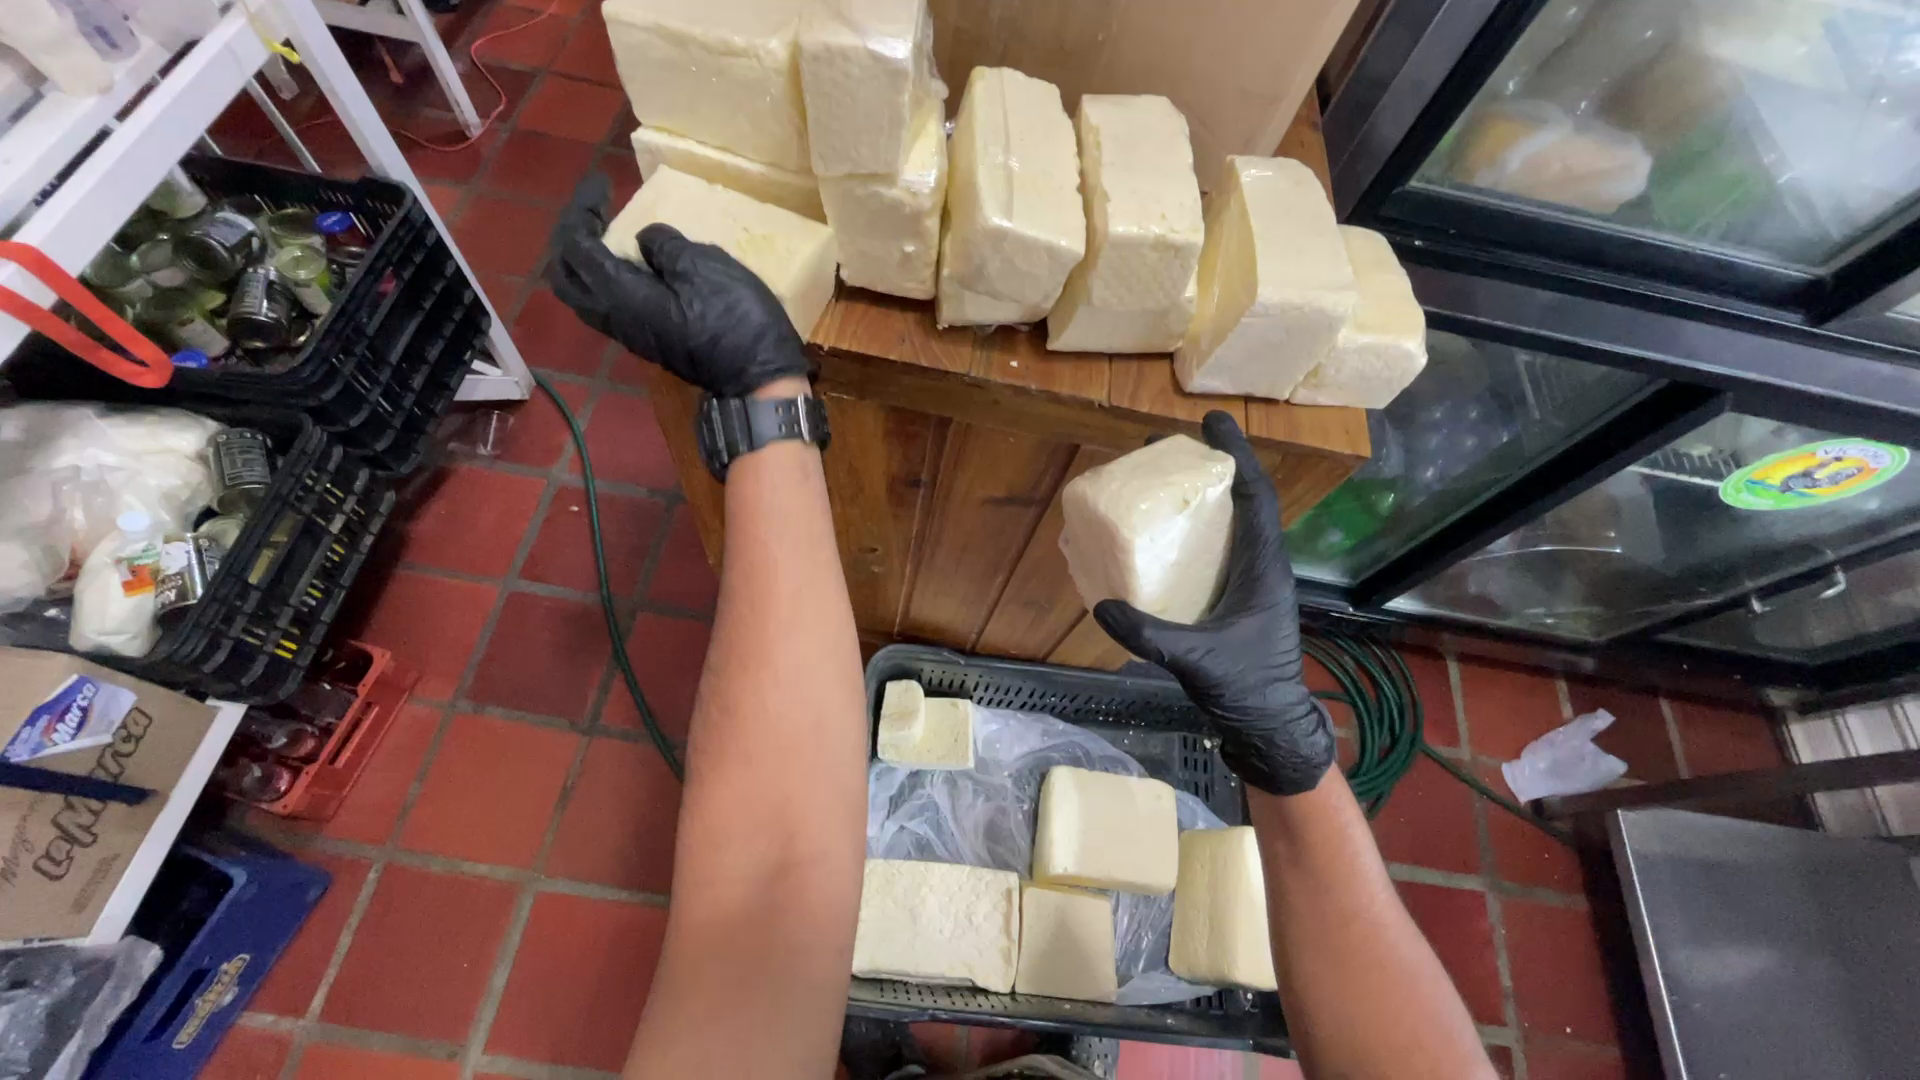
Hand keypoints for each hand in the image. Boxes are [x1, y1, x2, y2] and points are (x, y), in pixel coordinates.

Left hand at [545, 172, 812, 396]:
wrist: (760, 378)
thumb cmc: (735, 319)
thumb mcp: (704, 267)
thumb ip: (664, 246)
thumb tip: (644, 241)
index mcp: (621, 295)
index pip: (576, 245)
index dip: (581, 209)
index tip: (603, 182)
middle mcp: (614, 318)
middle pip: (565, 276)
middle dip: (571, 237)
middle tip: (595, 211)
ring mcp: (631, 334)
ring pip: (584, 294)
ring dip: (587, 260)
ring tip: (612, 234)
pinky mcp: (649, 342)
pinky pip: (607, 306)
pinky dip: (606, 278)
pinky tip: (635, 265)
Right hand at [1093, 411, 1332, 795]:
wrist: (1268, 723)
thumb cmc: (1245, 688)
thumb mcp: (1195, 659)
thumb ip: (1149, 635)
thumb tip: (1103, 606)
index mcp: (1263, 567)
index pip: (1256, 496)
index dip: (1237, 455)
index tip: (1213, 422)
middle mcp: (1259, 565)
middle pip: (1238, 500)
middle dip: (1207, 469)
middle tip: (1164, 450)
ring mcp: (1247, 581)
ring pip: (1226, 523)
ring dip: (1199, 497)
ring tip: (1159, 482)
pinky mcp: (1232, 598)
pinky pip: (1213, 550)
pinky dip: (1191, 531)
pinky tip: (1159, 538)